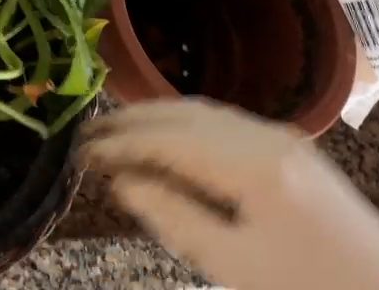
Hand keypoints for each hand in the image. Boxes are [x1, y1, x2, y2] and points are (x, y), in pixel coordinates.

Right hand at [80, 100, 378, 289]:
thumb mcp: (235, 268)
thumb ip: (174, 216)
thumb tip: (122, 180)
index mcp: (254, 163)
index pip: (169, 137)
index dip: (120, 142)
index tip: (81, 150)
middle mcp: (268, 135)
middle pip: (185, 112)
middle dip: (134, 121)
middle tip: (90, 135)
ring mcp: (287, 139)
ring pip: (206, 112)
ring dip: (160, 119)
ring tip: (121, 136)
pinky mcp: (297, 152)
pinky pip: (228, 124)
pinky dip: (189, 126)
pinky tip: (173, 144)